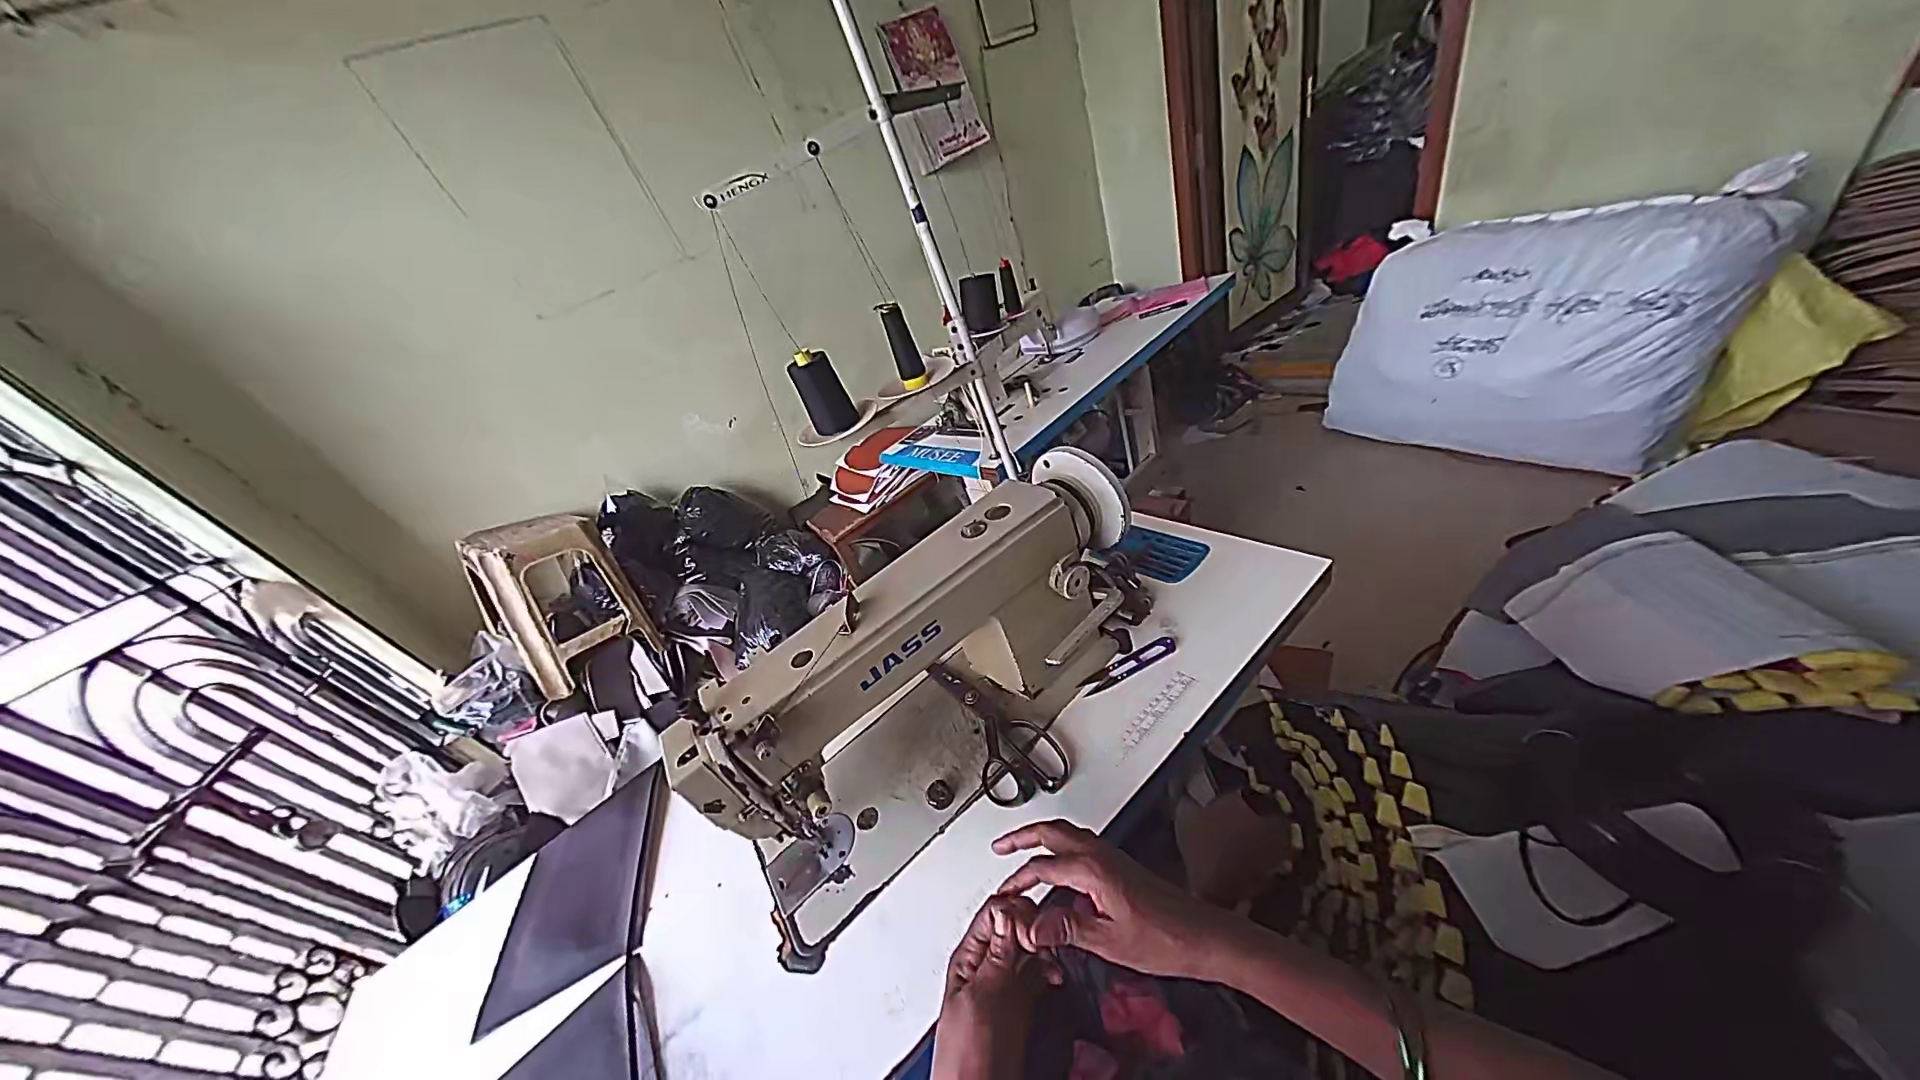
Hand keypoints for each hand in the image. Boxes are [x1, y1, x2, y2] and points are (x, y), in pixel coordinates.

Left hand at [933, 895, 1055, 1079]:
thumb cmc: (965, 1058)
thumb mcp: (980, 998)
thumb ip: (995, 956)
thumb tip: (1006, 911)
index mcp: (970, 958)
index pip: (994, 913)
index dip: (1015, 911)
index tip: (1033, 926)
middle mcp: (989, 967)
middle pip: (1014, 927)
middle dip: (1034, 927)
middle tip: (1047, 940)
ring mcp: (1007, 986)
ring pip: (1030, 949)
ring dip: (1045, 947)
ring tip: (1055, 957)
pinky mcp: (1023, 1005)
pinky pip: (1039, 974)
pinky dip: (1051, 970)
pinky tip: (1058, 976)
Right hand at [994, 819, 1230, 979]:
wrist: (1203, 935)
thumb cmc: (1164, 939)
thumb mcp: (1108, 941)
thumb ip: (1066, 929)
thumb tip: (1032, 926)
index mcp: (1092, 869)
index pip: (1040, 868)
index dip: (1016, 882)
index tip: (1003, 896)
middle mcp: (1099, 854)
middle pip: (1050, 832)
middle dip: (1021, 836)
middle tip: (1000, 846)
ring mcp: (1110, 856)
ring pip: (1065, 834)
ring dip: (1040, 837)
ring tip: (1021, 849)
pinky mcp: (1118, 863)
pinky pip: (1079, 844)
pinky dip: (1058, 847)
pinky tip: (1057, 868)